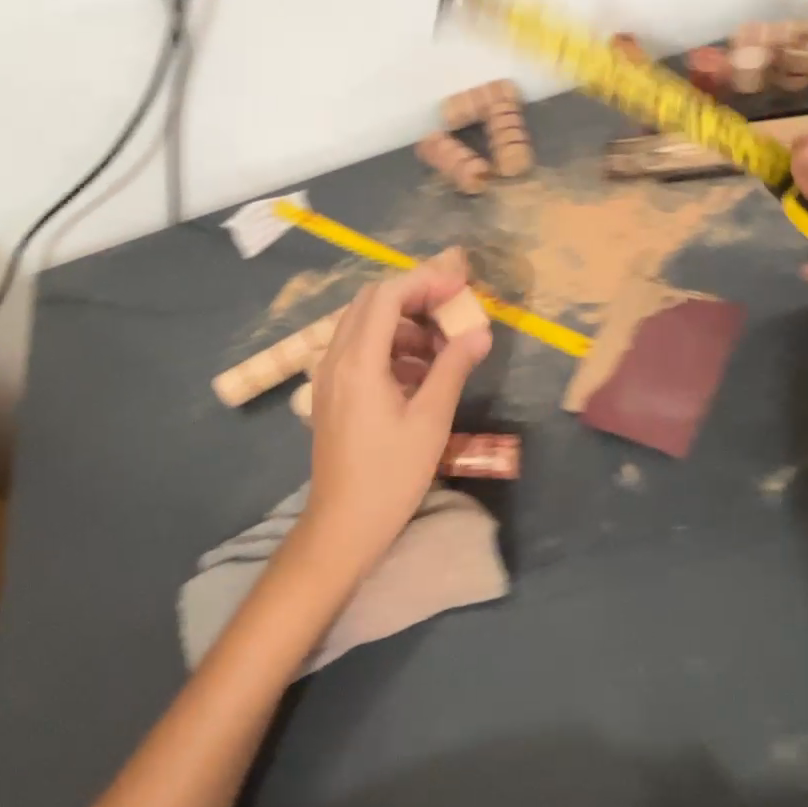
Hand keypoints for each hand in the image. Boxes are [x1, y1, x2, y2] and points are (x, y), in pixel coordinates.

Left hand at [301, 250, 491, 575]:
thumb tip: (479, 332)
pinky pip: (358, 352)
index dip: (425, 282)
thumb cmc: (391, 475)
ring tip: (443, 348)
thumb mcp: (430, 420)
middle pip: (371, 303)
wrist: (344, 524)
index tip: (461, 287)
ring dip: (403, 325)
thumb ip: (453, 368)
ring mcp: (327, 376)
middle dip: (414, 298)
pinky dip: (390, 348)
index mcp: (358, 361)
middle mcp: (335, 359)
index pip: (387, 295)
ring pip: (364, 326)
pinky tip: (419, 374)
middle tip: (453, 310)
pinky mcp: (330, 394)